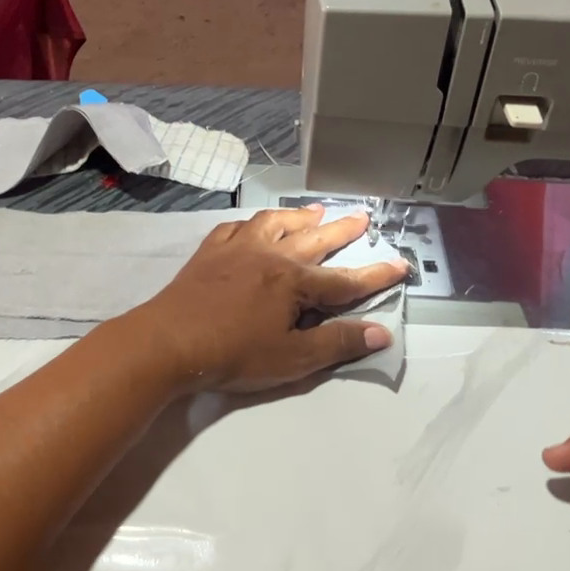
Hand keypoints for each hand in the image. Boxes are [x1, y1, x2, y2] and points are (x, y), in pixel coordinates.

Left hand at [120, 205, 406, 394]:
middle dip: (343, 229)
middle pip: (316, 239)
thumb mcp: (293, 359)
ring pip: (277, 222)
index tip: (400, 264)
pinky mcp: (211, 250)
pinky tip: (256, 225)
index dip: (376, 275)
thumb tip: (381, 332)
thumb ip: (337, 343)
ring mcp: (239, 247)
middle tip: (363, 217)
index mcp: (295, 282)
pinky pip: (238, 226)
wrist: (170, 340)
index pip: (346, 280)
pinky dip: (254, 223)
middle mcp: (272, 255)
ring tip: (317, 211)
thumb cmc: (235, 353)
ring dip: (300, 216)